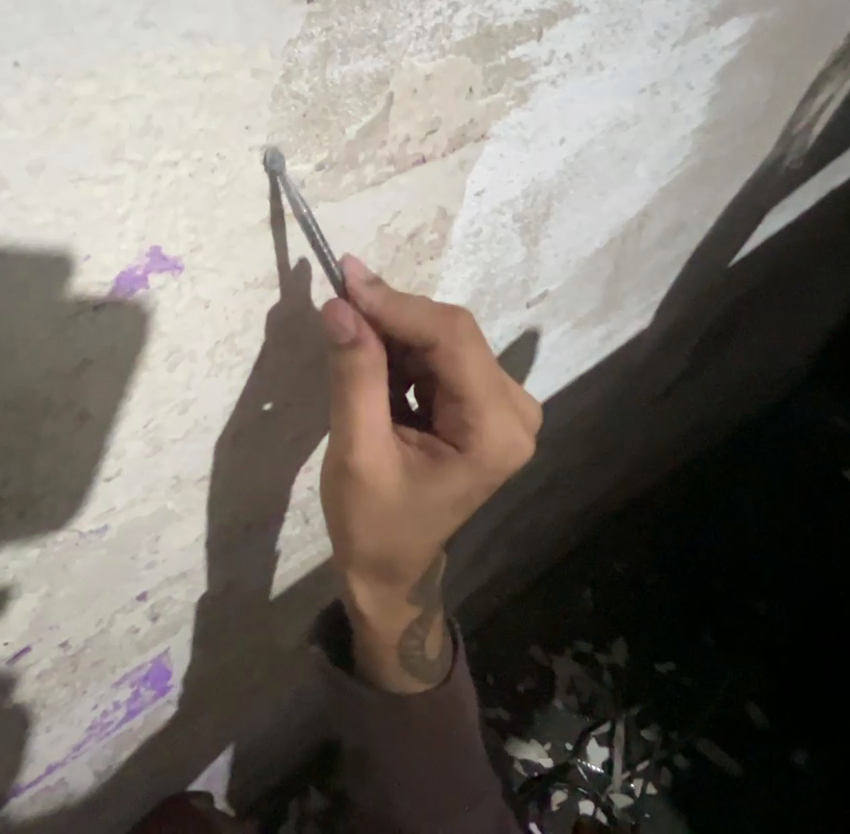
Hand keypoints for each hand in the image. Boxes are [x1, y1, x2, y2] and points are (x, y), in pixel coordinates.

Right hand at [319, 256, 541, 692]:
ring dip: (391, 329)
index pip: (451, 339)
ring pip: (442, 339)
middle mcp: (513, 411)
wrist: (391, 568)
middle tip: (336, 300)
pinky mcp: (481, 406)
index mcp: (494, 430)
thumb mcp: (357, 451)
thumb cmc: (373, 523)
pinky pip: (438, 357)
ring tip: (344, 329)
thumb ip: (355, 375)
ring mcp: (501, 408)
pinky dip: (399, 349)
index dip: (396, 304)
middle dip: (391, 314)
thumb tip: (340, 306)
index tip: (344, 280)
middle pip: (451, 334)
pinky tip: (367, 352)